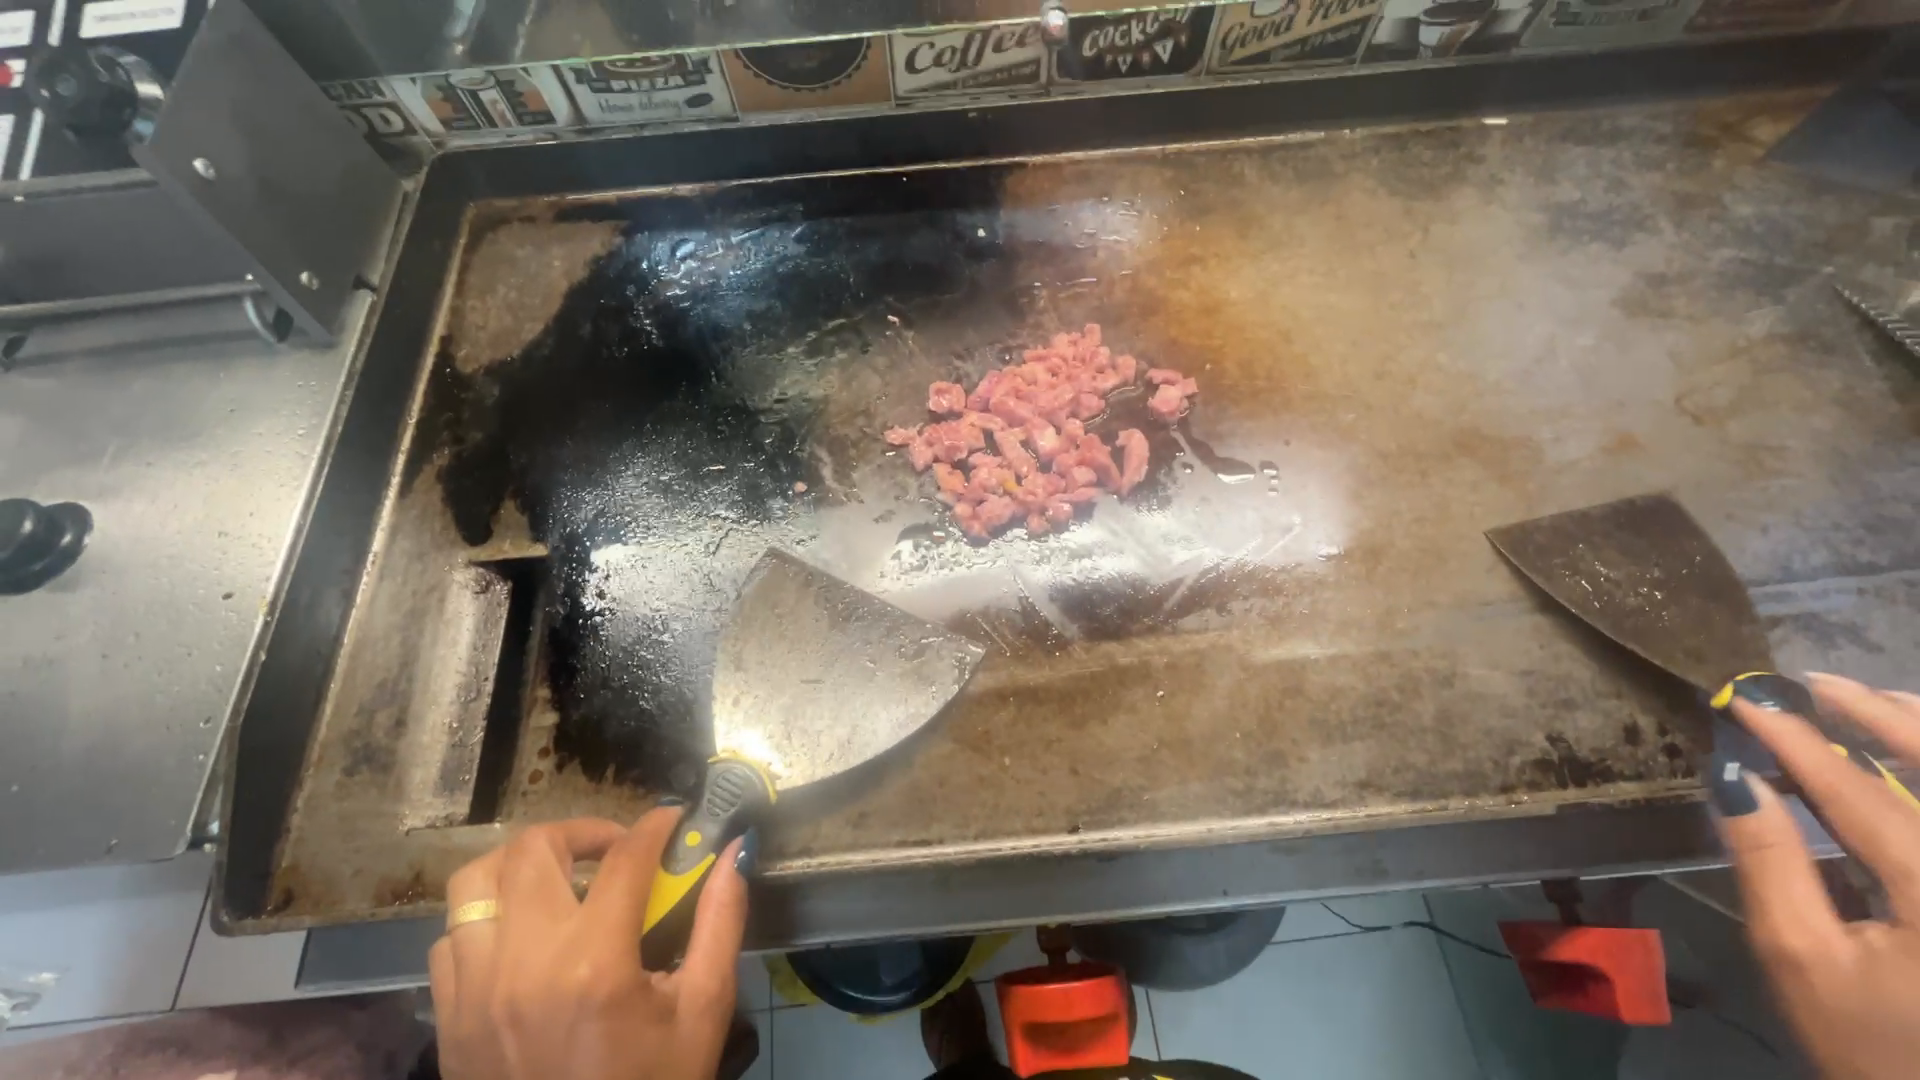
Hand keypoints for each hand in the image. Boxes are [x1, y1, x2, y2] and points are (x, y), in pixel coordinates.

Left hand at [429, 808, 747, 1079]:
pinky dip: (488, 917)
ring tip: (563, 879)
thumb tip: (734, 851)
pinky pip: (452, 935)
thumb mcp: (703, 1011)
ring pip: (475, 881)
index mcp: (594, 964)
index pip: (625, 858)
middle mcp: (523, 964)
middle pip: (534, 849)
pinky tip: (524, 935)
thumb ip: (721, 921)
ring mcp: (474, 991)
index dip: (655, 825)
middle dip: (584, 831)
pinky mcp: (447, 1018)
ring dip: (523, 865)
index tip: (674, 821)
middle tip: (619, 849)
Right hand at [1715, 674, 1919, 1079]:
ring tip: (1868, 698)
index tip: (1742, 701)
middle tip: (1811, 684)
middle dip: (1878, 718)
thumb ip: (1770, 861)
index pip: (1860, 796)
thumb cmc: (1872, 1041)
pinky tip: (1918, 748)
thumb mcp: (1800, 956)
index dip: (1796, 742)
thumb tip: (1737, 778)